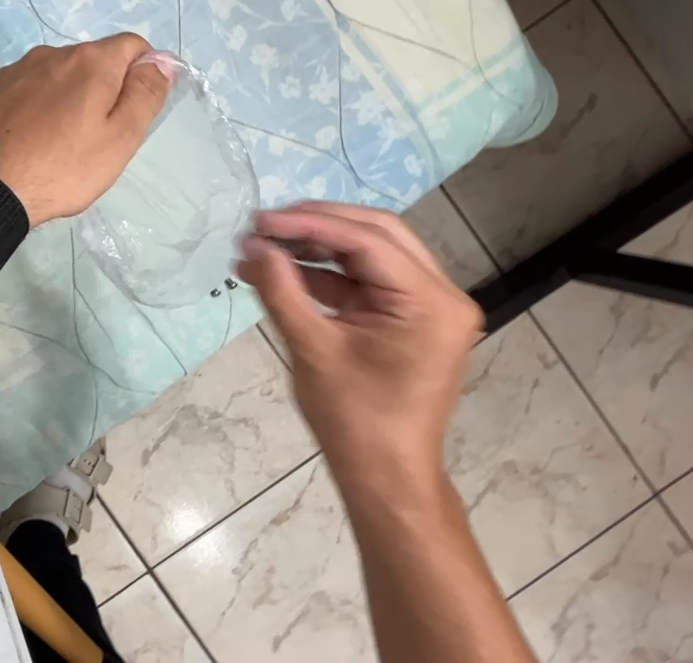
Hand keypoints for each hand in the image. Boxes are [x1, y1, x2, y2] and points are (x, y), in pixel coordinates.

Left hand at [0, 34, 173, 225]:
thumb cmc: (60, 167)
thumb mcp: (119, 138)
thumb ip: (144, 94)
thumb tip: (161, 61)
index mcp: (89, 60)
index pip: (132, 45)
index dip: (144, 71)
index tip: (136, 108)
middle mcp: (50, 54)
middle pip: (92, 61)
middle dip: (104, 89)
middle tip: (98, 138)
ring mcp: (15, 71)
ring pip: (58, 76)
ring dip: (68, 99)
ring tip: (60, 144)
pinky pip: (28, 91)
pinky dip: (38, 108)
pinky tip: (30, 140)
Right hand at [236, 202, 482, 491]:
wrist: (384, 471)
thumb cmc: (353, 415)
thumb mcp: (310, 346)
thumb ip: (281, 288)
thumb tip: (252, 245)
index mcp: (430, 302)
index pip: (365, 241)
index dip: (307, 224)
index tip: (257, 222)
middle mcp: (439, 295)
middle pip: (375, 234)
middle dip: (314, 224)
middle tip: (262, 226)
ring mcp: (426, 306)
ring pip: (367, 251)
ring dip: (314, 246)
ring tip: (261, 248)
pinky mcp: (406, 317)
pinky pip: (362, 278)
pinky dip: (322, 272)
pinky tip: (278, 272)